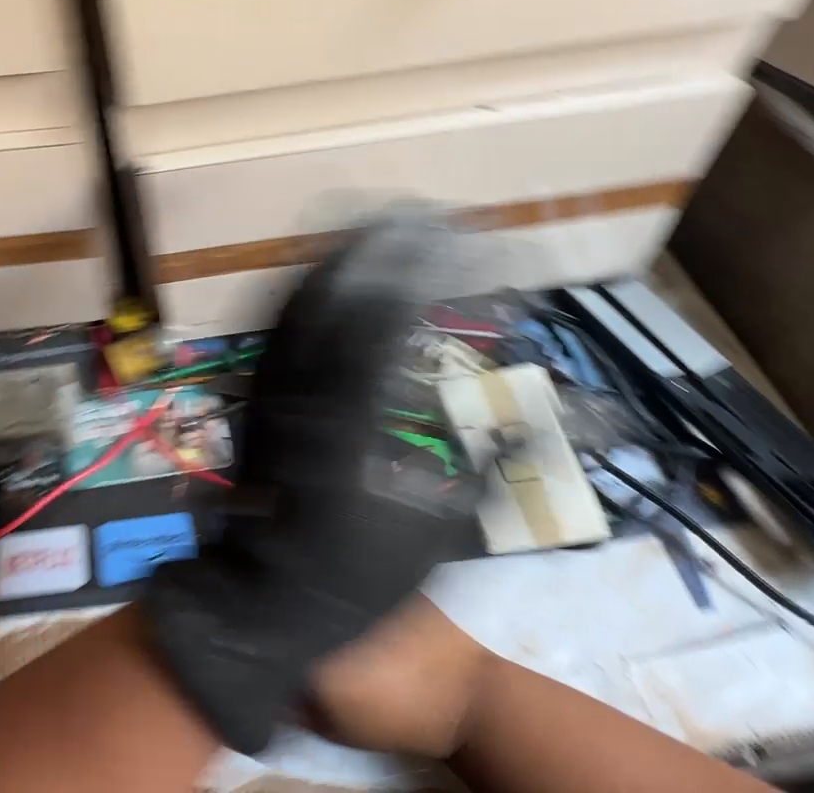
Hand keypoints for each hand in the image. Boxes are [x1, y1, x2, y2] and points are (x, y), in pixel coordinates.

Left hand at [143, 217, 483, 753]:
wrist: (267, 596)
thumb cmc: (361, 572)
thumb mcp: (443, 531)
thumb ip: (496, 460)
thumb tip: (559, 417)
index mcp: (361, 415)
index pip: (397, 319)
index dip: (433, 271)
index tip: (470, 242)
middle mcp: (310, 385)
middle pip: (343, 291)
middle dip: (388, 244)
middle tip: (431, 217)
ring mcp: (273, 384)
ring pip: (302, 295)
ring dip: (345, 251)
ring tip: (384, 222)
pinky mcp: (254, 390)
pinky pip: (275, 321)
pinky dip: (305, 282)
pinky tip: (328, 266)